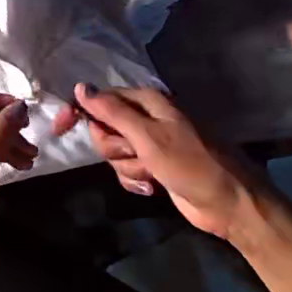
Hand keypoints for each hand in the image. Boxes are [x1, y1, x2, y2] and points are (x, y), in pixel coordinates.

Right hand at [60, 84, 265, 241]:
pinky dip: (134, 179)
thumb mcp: (148, 136)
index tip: (60, 128)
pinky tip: (152, 187)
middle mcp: (146, 118)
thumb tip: (80, 87)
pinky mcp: (153, 166)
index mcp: (146, 102)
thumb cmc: (192, 164)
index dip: (80, 112)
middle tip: (135, 154)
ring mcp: (150, 144)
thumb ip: (112, 111)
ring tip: (151, 173)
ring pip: (113, 152)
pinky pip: (126, 169)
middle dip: (113, 147)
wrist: (231, 204)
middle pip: (104, 128)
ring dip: (126, 166)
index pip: (99, 98)